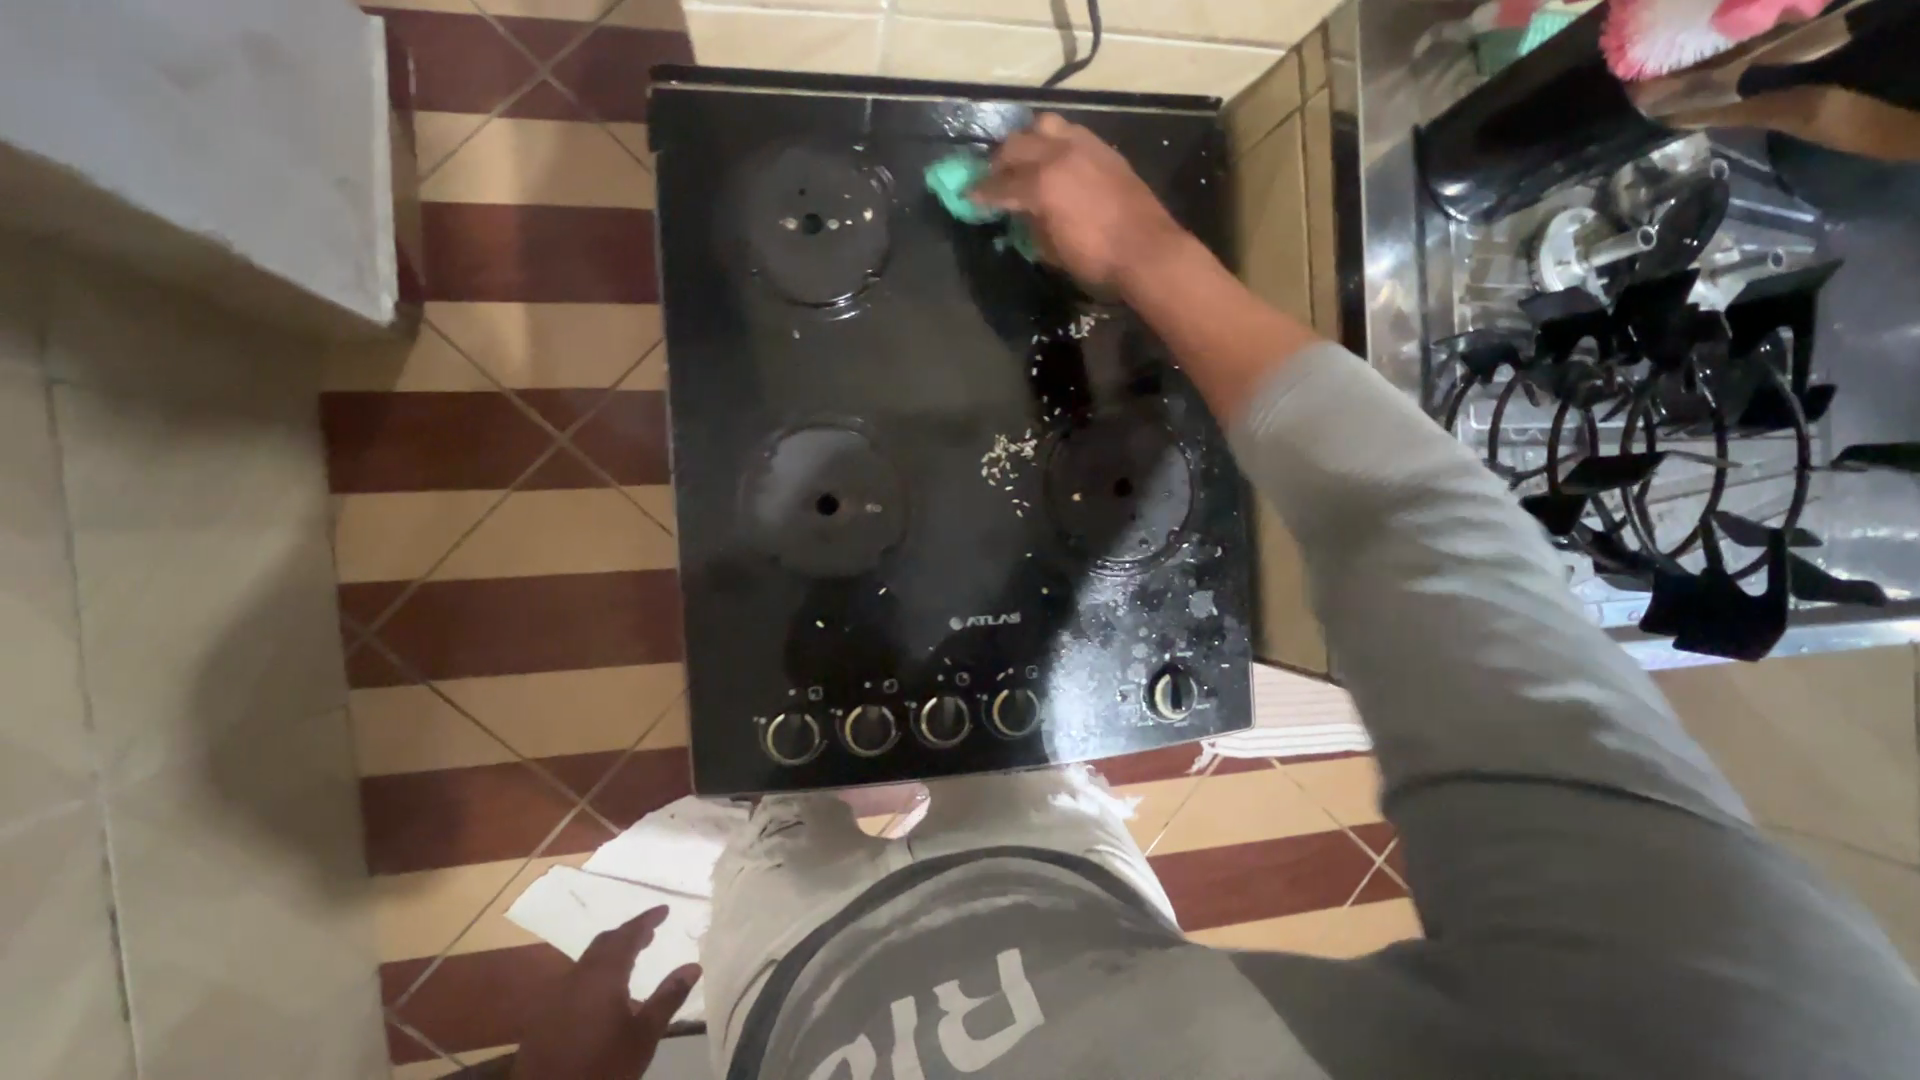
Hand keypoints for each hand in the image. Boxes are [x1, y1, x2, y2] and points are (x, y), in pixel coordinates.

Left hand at [510, 906, 700, 1079]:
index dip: (646, 920)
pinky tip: (604, 992)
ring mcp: (556, 996)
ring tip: (632, 958)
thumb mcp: (644, 1036)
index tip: (664, 910)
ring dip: (610, 953)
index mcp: (603, 976)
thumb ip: (668, 997)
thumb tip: (694, 966)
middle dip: (628, 934)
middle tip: (650, 933)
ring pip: (587, 961)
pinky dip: (595, 972)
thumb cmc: (603, 1068)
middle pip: (604, 943)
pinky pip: (574, 979)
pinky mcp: (545, 1016)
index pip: (627, 936)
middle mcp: (577, 977)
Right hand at [971, 113, 1187, 291]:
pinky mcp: (1104, 150)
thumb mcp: (1053, 251)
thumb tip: (1021, 216)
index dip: (980, 192)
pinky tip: (1055, 159)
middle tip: (992, 177)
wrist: (1148, 251)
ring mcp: (1084, 147)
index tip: (968, 196)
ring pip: (1043, 127)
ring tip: (1024, 159)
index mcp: (1042, 184)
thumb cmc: (1096, 260)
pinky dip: (1054, 142)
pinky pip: (1070, 133)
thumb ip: (1031, 227)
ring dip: (1027, 140)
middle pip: (1016, 146)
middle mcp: (1058, 155)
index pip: (999, 185)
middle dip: (998, 162)